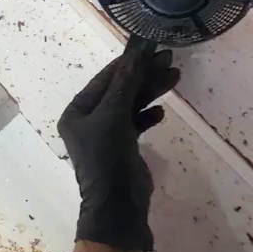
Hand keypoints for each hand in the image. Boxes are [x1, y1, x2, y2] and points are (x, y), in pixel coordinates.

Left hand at [58, 38, 179, 251]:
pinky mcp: (123, 146)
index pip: (105, 78)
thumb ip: (126, 82)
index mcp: (77, 111)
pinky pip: (137, 122)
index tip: (150, 46)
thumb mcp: (114, 115)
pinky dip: (148, 114)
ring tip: (175, 75)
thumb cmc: (107, 157)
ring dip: (151, 90)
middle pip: (120, 89)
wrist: (118, 205)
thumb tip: (138, 51)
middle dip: (144, 74)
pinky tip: (162, 111)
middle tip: (169, 58)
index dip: (128, 62)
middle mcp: (89, 120)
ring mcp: (107, 133)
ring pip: (131, 104)